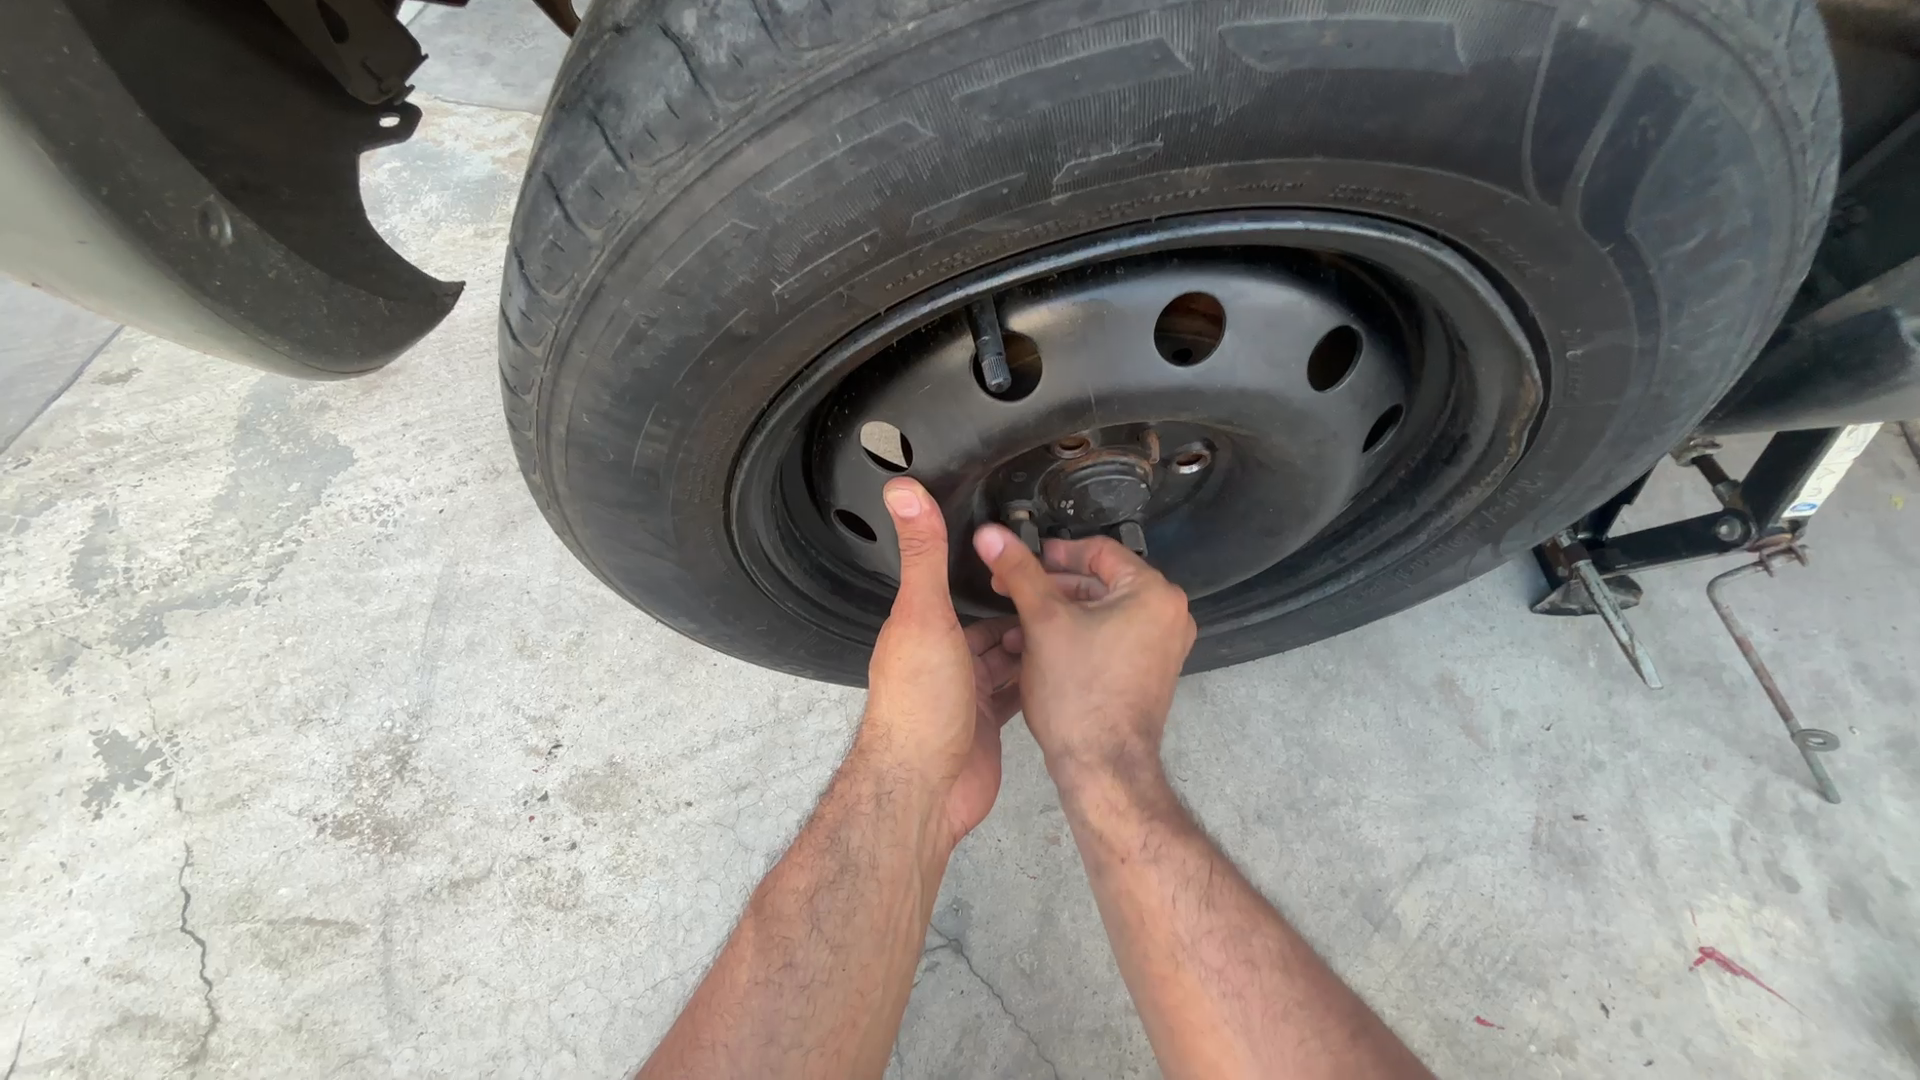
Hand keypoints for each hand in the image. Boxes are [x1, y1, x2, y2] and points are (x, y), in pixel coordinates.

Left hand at [859, 478, 1023, 850]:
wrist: (927, 786)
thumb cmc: (920, 703)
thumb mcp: (924, 614)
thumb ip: (922, 553)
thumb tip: (902, 490)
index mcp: (919, 628)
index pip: (954, 591)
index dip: (987, 577)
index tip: (1021, 561)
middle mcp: (939, 658)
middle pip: (985, 625)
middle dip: (1018, 612)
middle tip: (1059, 599)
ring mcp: (964, 694)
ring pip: (1003, 658)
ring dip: (1030, 645)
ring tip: (1068, 629)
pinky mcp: (987, 724)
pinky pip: (1015, 692)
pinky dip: (1034, 679)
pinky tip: (1059, 670)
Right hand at [970, 527, 1194, 786]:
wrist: (1102, 767)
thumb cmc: (1079, 696)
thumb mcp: (1042, 621)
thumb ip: (1018, 571)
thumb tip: (991, 534)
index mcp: (1153, 593)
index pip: (1098, 551)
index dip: (1052, 553)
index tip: (1019, 560)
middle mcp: (1168, 615)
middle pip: (1098, 581)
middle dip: (1049, 585)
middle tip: (1009, 588)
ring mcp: (1161, 645)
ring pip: (1099, 610)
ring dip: (1057, 611)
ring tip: (1016, 621)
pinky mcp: (1148, 670)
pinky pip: (1109, 636)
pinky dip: (1075, 634)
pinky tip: (1037, 645)